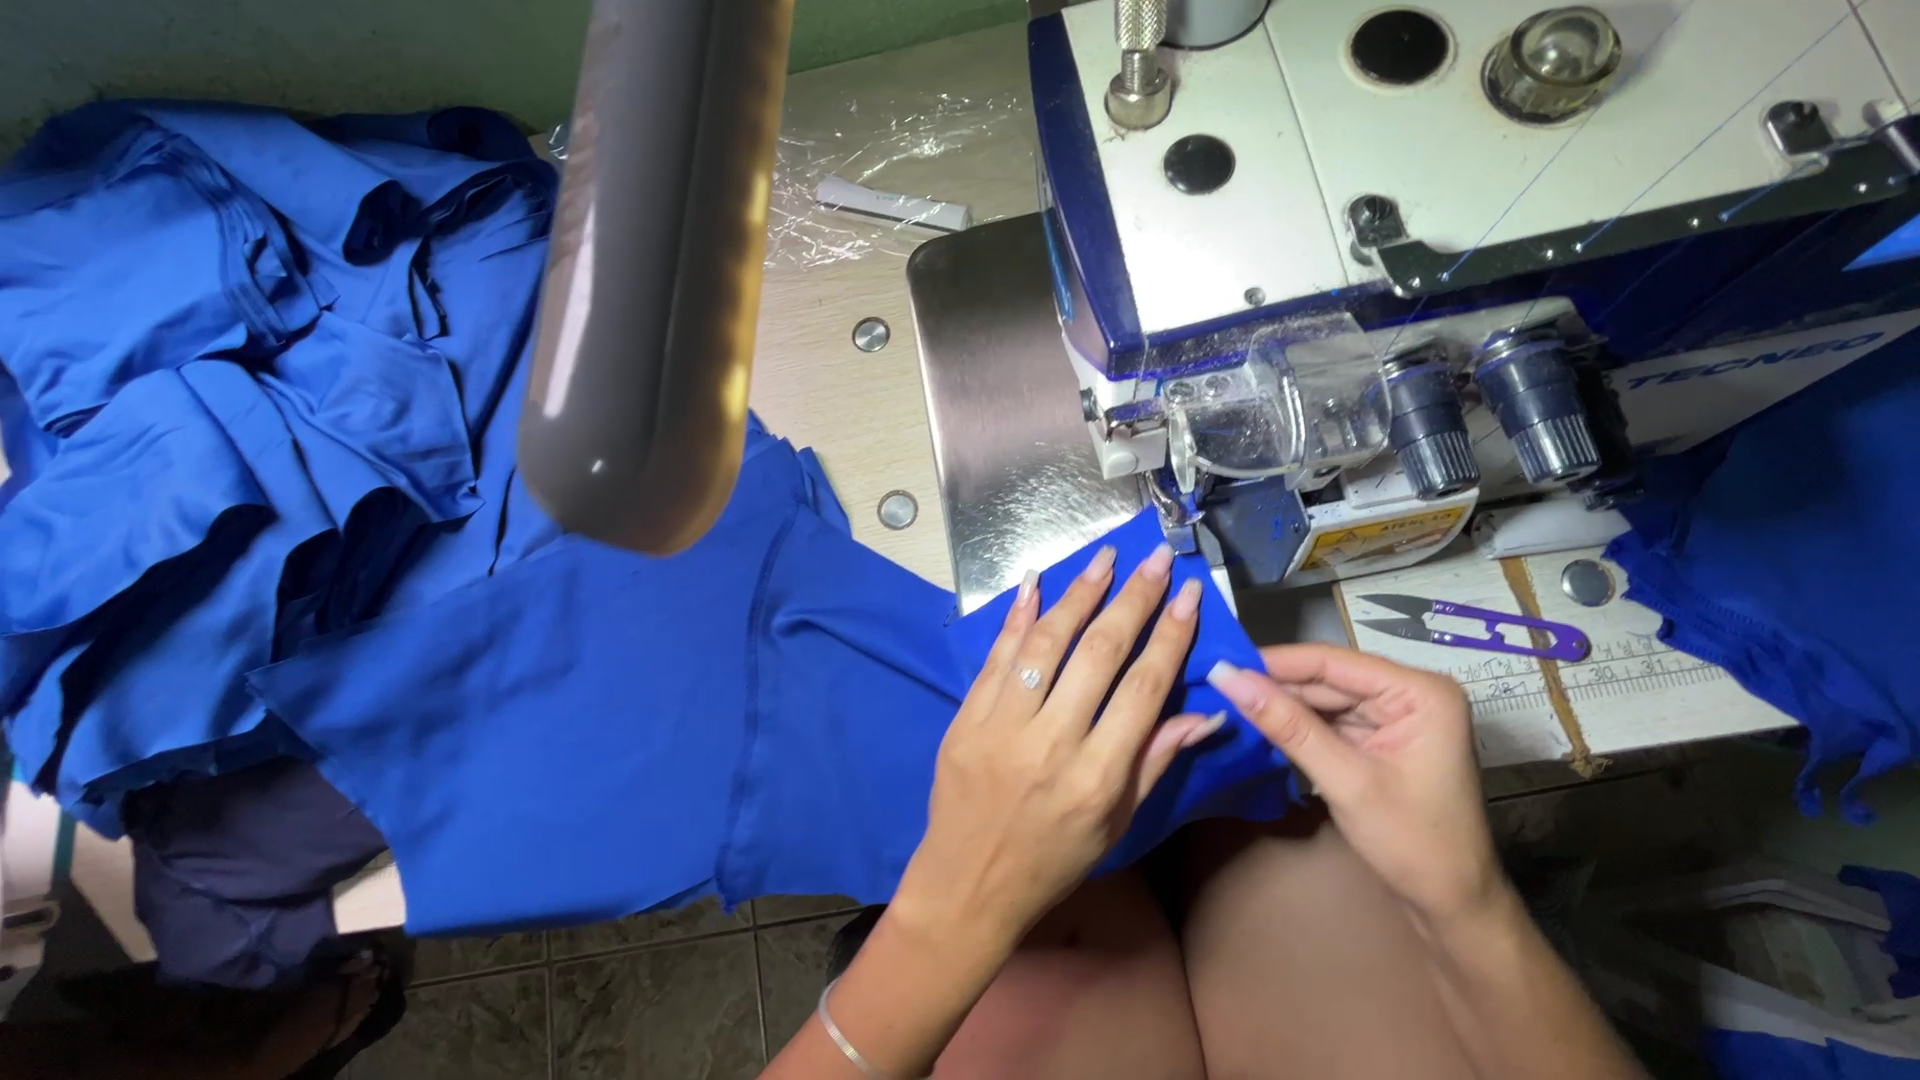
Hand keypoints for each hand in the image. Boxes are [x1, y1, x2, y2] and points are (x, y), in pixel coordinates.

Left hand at [892, 544, 1218, 950]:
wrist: (968, 884)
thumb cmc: (1053, 860)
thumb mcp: (1117, 824)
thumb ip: (1155, 760)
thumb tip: (1208, 713)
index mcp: (1097, 776)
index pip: (1143, 688)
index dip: (1170, 636)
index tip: (1187, 593)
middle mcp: (1051, 743)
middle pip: (1098, 653)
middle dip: (1132, 599)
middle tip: (1155, 558)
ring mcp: (1002, 727)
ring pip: (1045, 645)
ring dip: (1078, 595)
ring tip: (1103, 559)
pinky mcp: (966, 719)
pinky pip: (996, 657)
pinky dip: (1016, 616)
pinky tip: (1035, 582)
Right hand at [1205, 644, 1506, 926]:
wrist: (1454, 904)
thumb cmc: (1414, 842)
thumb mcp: (1346, 780)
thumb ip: (1286, 725)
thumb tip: (1226, 677)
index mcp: (1419, 692)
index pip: (1333, 661)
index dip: (1274, 662)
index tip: (1220, 664)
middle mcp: (1409, 692)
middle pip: (1326, 678)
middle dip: (1274, 685)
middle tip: (1215, 687)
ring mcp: (1394, 715)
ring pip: (1322, 698)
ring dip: (1280, 705)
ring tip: (1226, 701)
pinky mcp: (1379, 736)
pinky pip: (1327, 719)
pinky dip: (1295, 725)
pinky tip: (1259, 724)